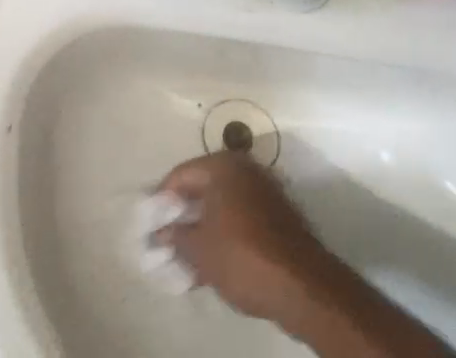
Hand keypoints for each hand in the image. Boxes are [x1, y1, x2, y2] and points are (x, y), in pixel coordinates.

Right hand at [157, 152, 336, 321]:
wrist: (305, 290)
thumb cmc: (242, 257)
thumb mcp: (197, 249)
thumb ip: (174, 236)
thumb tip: (161, 232)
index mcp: (222, 166)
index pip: (179, 176)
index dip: (160, 202)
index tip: (150, 226)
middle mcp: (246, 170)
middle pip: (203, 189)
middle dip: (183, 216)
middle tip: (166, 241)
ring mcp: (267, 193)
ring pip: (223, 206)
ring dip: (204, 227)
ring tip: (188, 256)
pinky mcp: (281, 217)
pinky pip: (242, 219)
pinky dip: (226, 233)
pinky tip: (214, 259)